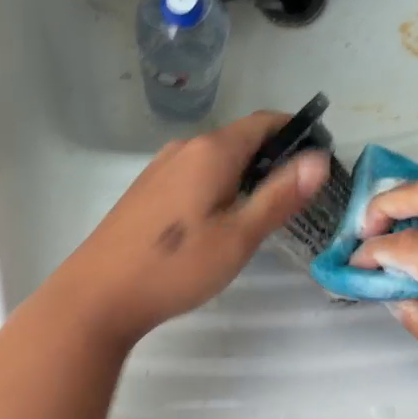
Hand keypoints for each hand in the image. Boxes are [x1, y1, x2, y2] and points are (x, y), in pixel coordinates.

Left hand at [43, 112, 329, 344]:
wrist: (97, 296)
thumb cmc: (175, 266)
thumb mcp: (239, 236)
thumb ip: (279, 196)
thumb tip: (318, 159)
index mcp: (211, 151)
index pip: (264, 122)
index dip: (296, 134)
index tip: (320, 160)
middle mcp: (184, 149)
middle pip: (240, 141)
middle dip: (273, 160)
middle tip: (298, 199)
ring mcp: (160, 169)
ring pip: (216, 162)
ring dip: (244, 178)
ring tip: (263, 217)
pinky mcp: (146, 192)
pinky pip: (194, 177)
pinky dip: (218, 189)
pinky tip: (219, 226)